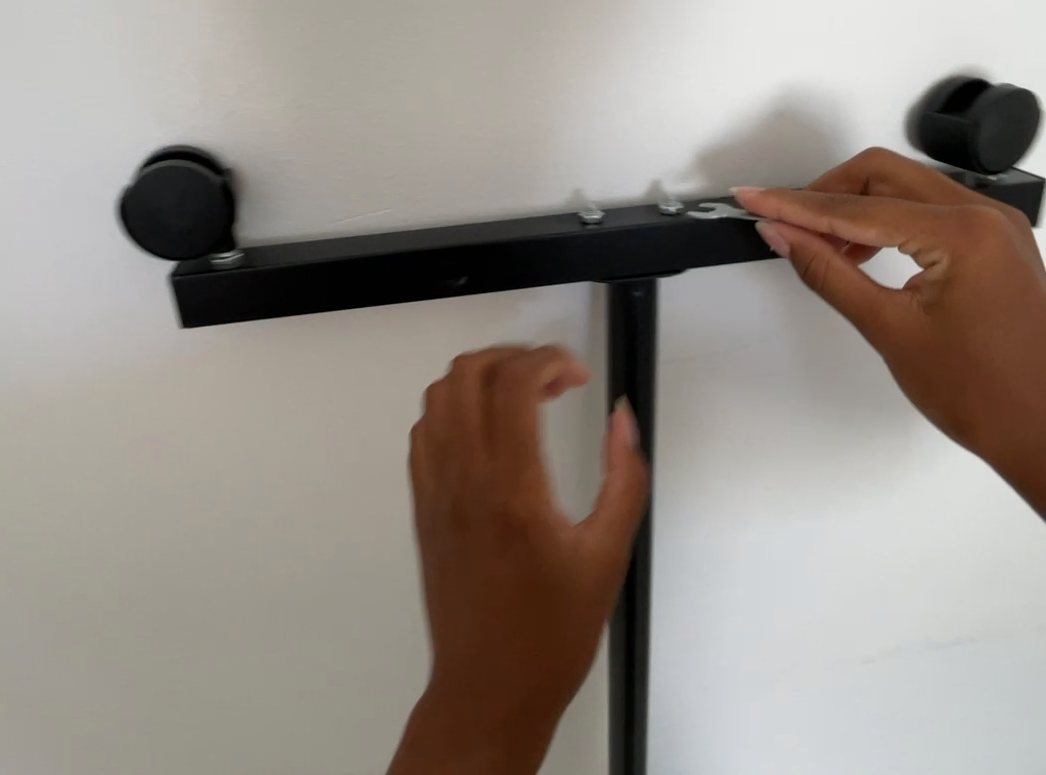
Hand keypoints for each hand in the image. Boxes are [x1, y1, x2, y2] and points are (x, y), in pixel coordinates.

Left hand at [389, 346, 650, 774]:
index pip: (515, 383)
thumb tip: (621, 420)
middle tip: (550, 378)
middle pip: (468, 373)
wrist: (488, 688)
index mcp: (511, 488)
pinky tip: (486, 429)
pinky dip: (453, 408)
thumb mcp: (608, 554)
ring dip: (480, 377)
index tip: (577, 376)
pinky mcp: (421, 505)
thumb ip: (624, 477)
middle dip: (514, 356)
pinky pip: (425, 431)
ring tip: (520, 396)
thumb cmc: (550, 633)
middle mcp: (464, 479)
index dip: (550, 360)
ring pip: (438, 395)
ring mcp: (435, 490)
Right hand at [736, 148, 1045, 469]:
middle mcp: (985, 214)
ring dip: (855, 205)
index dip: (795, 205)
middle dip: (826, 193)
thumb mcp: (888, 329)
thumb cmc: (977, 393)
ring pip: (906, 186)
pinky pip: (929, 209)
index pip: (857, 208)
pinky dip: (887, 219)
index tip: (751, 198)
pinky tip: (861, 252)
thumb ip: (827, 272)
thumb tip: (780, 234)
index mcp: (963, 233)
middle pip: (884, 174)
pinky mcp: (998, 243)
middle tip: (782, 221)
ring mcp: (998, 225)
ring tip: (818, 244)